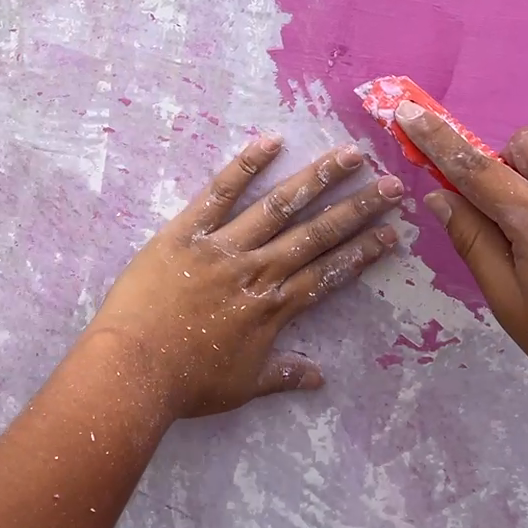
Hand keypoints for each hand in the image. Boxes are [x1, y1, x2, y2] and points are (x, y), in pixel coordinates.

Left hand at [84, 136, 405, 418]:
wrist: (134, 369)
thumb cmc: (187, 383)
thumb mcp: (243, 387)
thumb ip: (283, 376)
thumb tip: (320, 378)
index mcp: (274, 307)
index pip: (329, 272)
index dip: (363, 251)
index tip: (393, 232)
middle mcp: (258, 269)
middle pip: (316, 233)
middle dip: (358, 208)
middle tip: (392, 184)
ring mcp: (223, 246)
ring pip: (279, 206)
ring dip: (316, 178)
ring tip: (349, 154)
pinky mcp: (187, 230)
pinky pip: (219, 192)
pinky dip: (245, 165)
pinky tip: (270, 140)